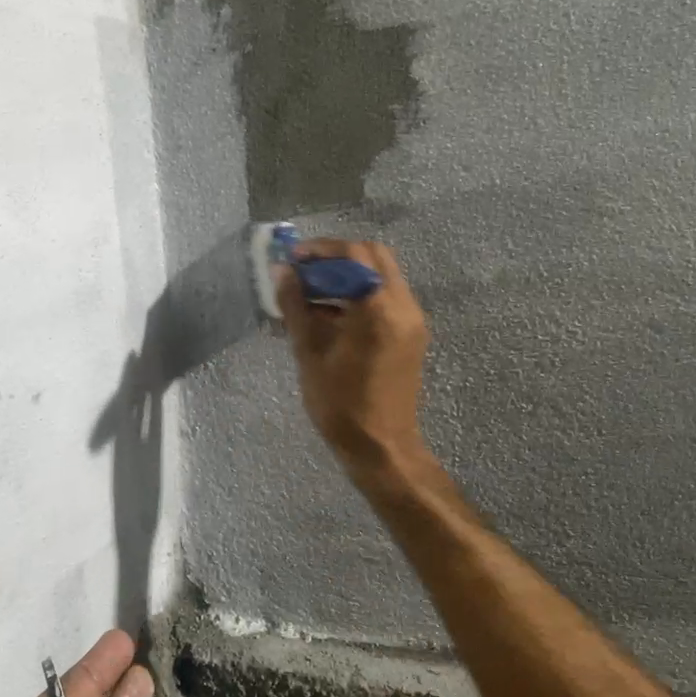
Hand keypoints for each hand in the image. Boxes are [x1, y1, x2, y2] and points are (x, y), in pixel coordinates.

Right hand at [276, 238, 429, 467]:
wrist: (381, 447)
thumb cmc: (340, 404)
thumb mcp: (309, 353)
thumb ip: (296, 306)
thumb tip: (283, 272)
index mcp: (379, 311)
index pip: (355, 254)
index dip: (321, 249)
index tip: (293, 260)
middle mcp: (404, 307)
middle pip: (373, 256)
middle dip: (336, 257)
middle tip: (305, 272)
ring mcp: (412, 320)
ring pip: (381, 274)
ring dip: (348, 274)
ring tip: (312, 294)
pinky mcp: (411, 333)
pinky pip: (386, 296)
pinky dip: (359, 292)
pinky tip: (330, 314)